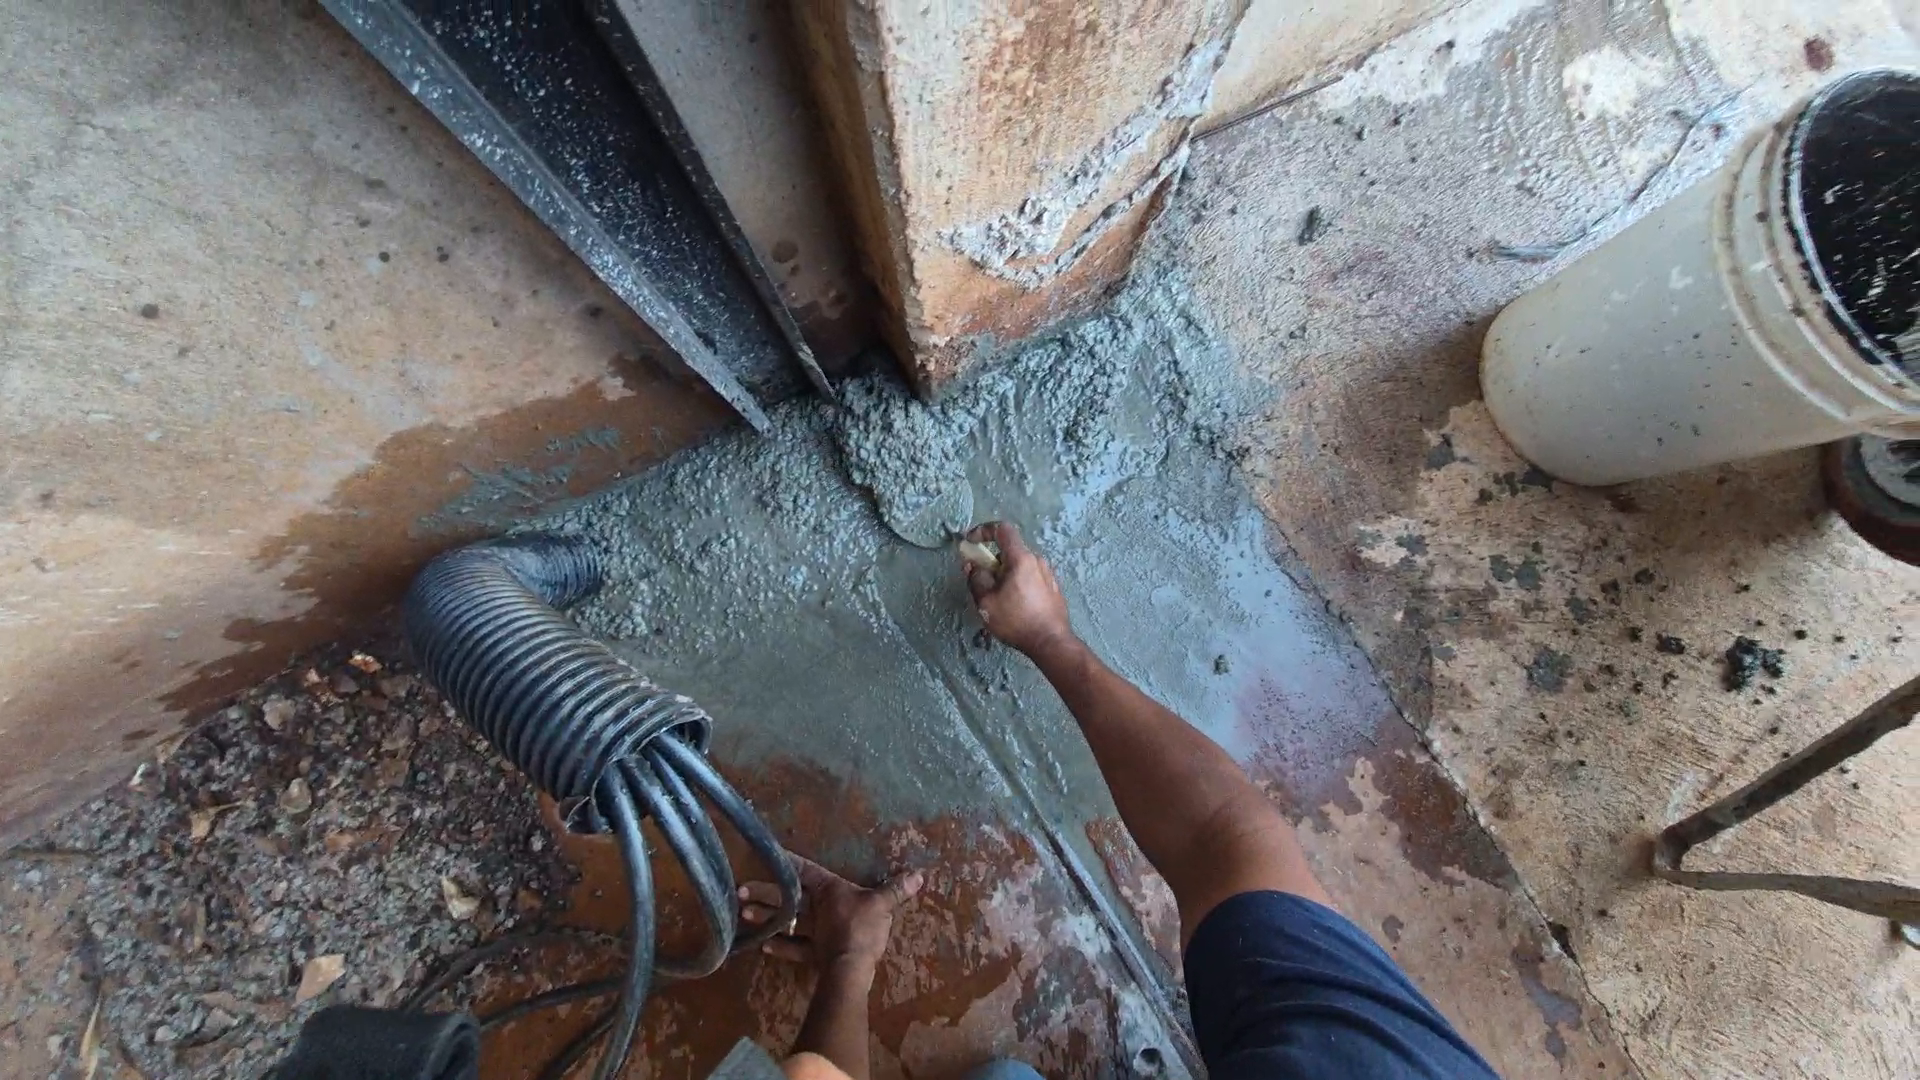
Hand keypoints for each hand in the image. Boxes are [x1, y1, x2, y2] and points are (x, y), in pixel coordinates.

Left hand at [740, 853, 923, 974]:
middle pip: (786, 897)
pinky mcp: (811, 954)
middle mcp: (815, 908)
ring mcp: (810, 932)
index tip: (772, 852)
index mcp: (829, 890)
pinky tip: (763, 945)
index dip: (791, 862)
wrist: (851, 967)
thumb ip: (897, 889)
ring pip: (783, 921)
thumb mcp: (882, 904)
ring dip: (764, 917)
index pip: (806, 871)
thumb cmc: (863, 928)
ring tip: (743, 914)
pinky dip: (779, 946)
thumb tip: (919, 874)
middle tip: (739, 889)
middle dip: (764, 891)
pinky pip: (792, 948)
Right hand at [963, 522, 1073, 655]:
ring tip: (998, 596)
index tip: (971, 541)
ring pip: (1020, 564)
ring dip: (1005, 572)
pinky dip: (1018, 581)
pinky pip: (1030, 575)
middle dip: (992, 559)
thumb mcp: (986, 602)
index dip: (983, 530)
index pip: (1002, 529)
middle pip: (1010, 549)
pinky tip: (1015, 603)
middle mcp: (1037, 560)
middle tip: (981, 579)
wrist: (1051, 642)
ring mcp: (1048, 573)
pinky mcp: (1053, 586)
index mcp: (1021, 559)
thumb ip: (975, 578)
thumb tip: (972, 565)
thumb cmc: (1016, 621)